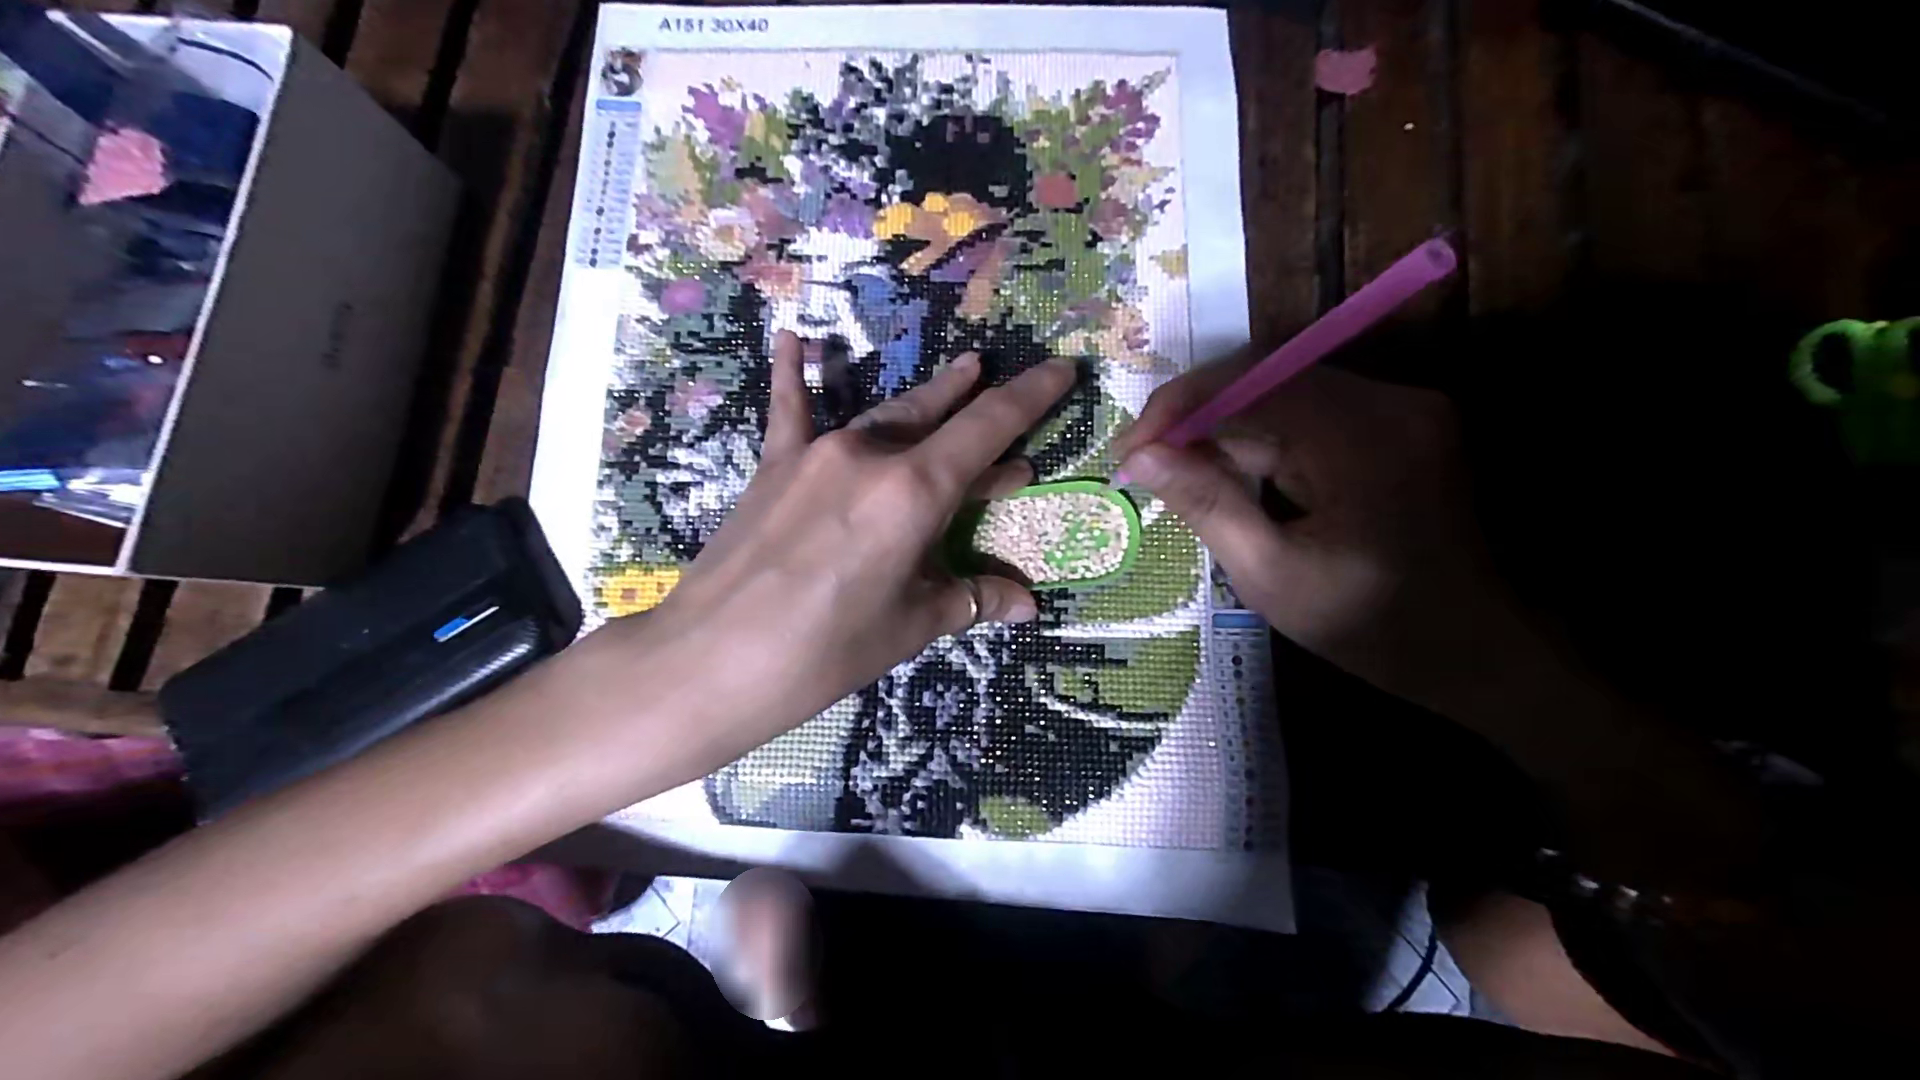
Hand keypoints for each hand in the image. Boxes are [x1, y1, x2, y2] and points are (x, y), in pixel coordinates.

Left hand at [592, 332, 1072, 767]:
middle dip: (982, 401)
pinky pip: (790, 411)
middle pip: (940, 416)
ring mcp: (816, 453)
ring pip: (886, 413)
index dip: (1031, 397)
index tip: (1060, 370)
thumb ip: (971, 599)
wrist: (710, 660)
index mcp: (914, 491)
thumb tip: (1026, 604)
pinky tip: (792, 337)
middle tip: (1007, 387)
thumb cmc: (825, 651)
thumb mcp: (910, 626)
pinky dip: (796, 376)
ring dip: (928, 397)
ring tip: (961, 371)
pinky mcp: (774, 466)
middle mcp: (869, 454)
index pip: (988, 428)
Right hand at [1112, 355, 1528, 708]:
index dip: (1181, 404)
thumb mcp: (1270, 573)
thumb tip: (1140, 456)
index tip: (1130, 447)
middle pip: (1266, 379)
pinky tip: (1216, 474)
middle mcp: (1387, 404)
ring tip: (1166, 470)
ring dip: (1219, 429)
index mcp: (1364, 437)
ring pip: (1279, 396)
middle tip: (1139, 458)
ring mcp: (1394, 412)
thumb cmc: (1369, 625)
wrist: (1473, 653)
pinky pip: (1303, 418)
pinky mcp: (1390, 429)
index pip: (1254, 381)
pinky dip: (1254, 442)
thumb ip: (1205, 503)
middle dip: (1194, 415)